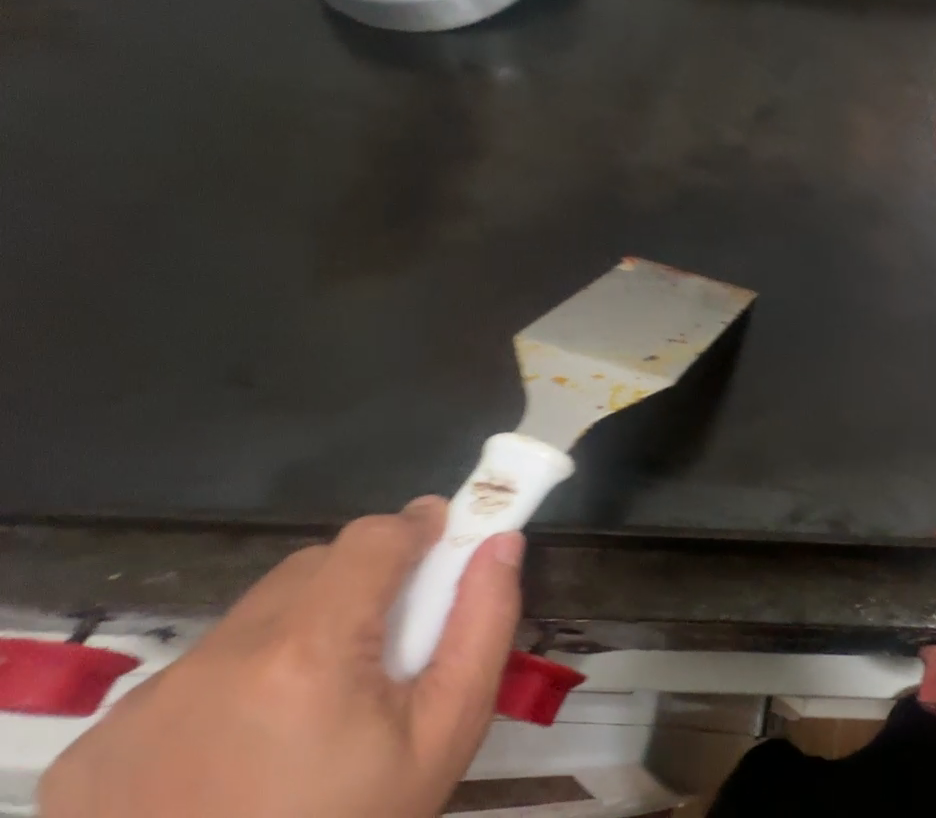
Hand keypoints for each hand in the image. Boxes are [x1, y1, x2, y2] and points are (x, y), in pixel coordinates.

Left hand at [39, 498, 523, 817]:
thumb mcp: (448, 732)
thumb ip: (484, 625)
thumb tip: (500, 542)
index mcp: (308, 652)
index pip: (371, 539)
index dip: (417, 527)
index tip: (447, 536)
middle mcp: (214, 659)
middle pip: (310, 570)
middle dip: (364, 580)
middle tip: (394, 637)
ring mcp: (144, 702)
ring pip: (251, 618)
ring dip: (300, 630)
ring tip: (320, 703)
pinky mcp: (100, 744)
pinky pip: (191, 675)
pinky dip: (234, 683)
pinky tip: (247, 744)